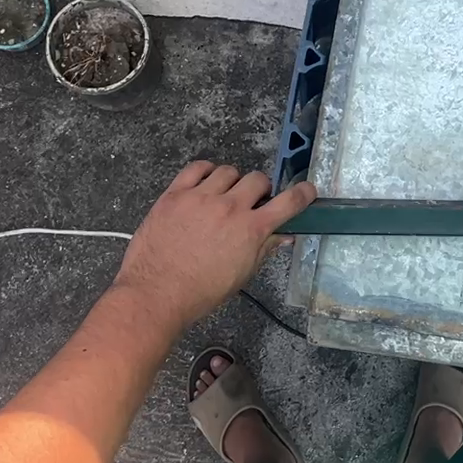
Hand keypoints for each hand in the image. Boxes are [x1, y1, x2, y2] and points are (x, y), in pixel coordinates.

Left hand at [110, 161, 316, 330]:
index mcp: (251, 230)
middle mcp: (229, 207)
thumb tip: (283, 236)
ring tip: (222, 197)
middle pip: (257, 179)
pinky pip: (197, 168)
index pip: (288, 202)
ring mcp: (201, 197)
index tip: (306, 190)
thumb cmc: (201, 293)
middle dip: (259, 190)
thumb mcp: (241, 275)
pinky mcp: (175, 194)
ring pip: (228, 171)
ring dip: (231, 182)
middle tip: (250, 203)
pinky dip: (205, 172)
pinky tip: (204, 184)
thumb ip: (264, 249)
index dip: (303, 193)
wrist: (155, 294)